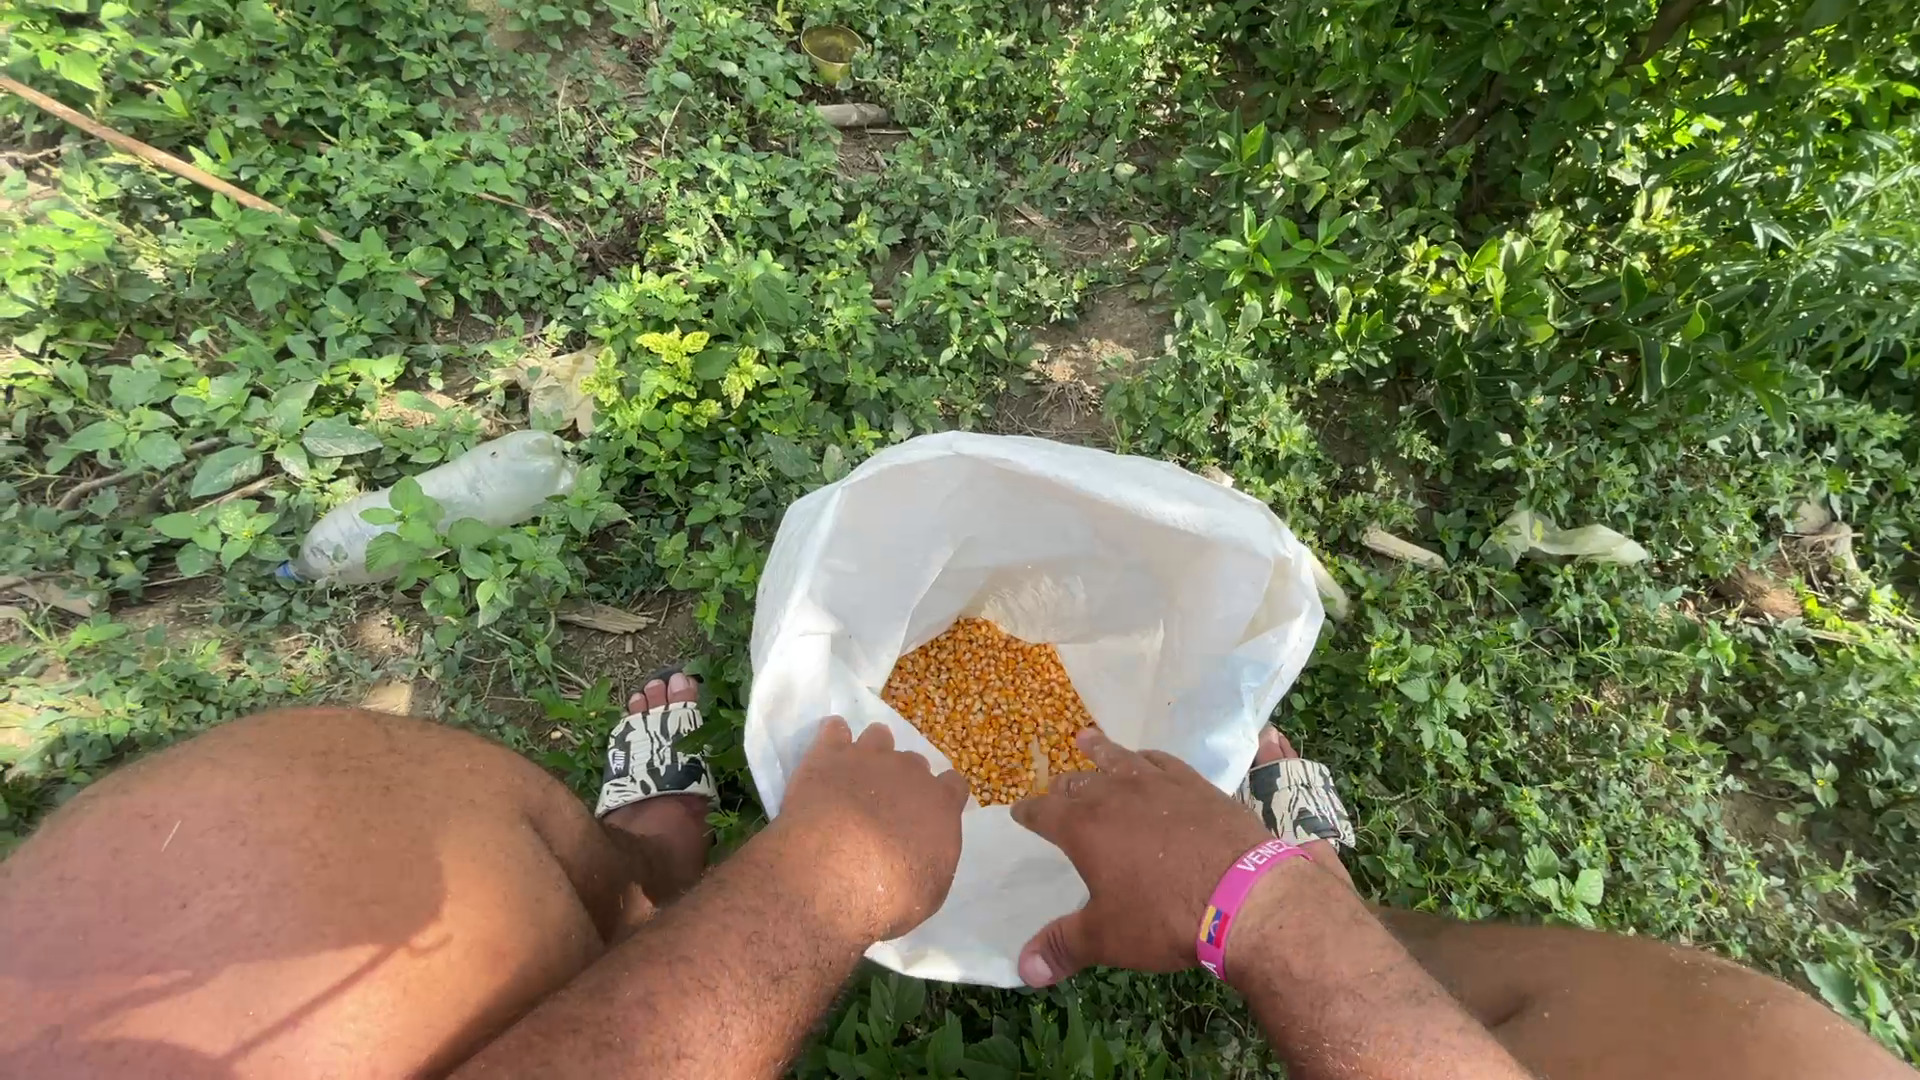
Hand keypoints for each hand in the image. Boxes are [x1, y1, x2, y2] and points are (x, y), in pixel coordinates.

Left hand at [776, 717, 969, 941]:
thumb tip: (925, 849)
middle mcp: (909, 771)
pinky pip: (834, 731)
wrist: (833, 874)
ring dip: (873, 751)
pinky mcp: (829, 755)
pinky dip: (833, 737)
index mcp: (940, 803)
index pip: (954, 784)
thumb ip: (933, 858)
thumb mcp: (928, 892)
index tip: (929, 813)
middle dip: (904, 779)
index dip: (942, 796)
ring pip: (879, 736)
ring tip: (858, 771)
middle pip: (913, 762)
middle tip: (886, 805)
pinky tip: (829, 751)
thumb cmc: (888, 896)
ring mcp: (868, 758)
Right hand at [1009, 729, 1277, 985]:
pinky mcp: (1192, 783)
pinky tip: (1146, 759)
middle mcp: (1112, 793)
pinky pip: (1160, 760)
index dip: (1028, 812)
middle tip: (1057, 791)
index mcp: (1082, 826)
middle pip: (1077, 781)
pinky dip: (1145, 758)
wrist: (1243, 894)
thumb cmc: (1164, 917)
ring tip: (1086, 739)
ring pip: (1116, 757)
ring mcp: (1155, 783)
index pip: (1042, 811)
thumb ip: (1062, 947)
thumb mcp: (1107, 938)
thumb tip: (1022, 969)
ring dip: (1098, 750)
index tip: (1019, 812)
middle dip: (1062, 787)